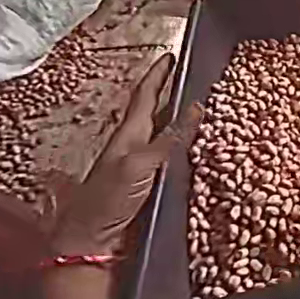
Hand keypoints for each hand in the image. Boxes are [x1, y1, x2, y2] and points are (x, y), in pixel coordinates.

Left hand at [51, 54, 195, 256]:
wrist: (92, 243)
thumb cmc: (108, 200)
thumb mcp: (139, 165)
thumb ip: (168, 138)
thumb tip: (196, 106)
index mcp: (130, 134)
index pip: (147, 96)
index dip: (159, 75)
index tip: (172, 55)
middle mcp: (138, 145)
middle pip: (160, 112)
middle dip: (175, 92)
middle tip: (197, 78)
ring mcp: (145, 165)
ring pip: (169, 134)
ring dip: (185, 119)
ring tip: (207, 108)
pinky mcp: (154, 184)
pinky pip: (176, 156)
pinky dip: (189, 145)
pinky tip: (203, 148)